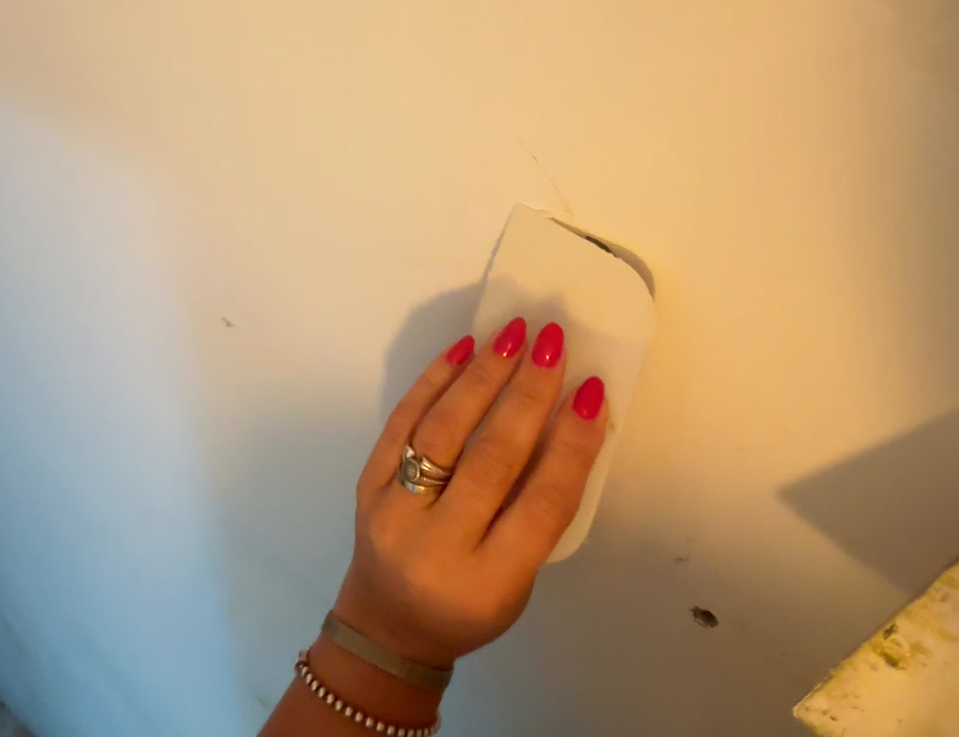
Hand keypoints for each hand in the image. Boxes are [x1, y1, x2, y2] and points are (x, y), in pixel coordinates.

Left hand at [332, 317, 608, 665]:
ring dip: (482, 375)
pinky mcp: (366, 483)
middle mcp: (437, 545)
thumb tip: (563, 419)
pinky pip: (402, 421)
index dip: (572, 444)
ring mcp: (393, 510)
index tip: (592, 391)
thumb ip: (536, 509)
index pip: (542, 503)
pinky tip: (463, 348)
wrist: (387, 624)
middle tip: (553, 342)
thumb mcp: (517, 579)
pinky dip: (434, 380)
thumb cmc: (470, 605)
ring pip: (442, 431)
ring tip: (513, 334)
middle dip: (527, 394)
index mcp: (489, 581)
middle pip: (491, 458)